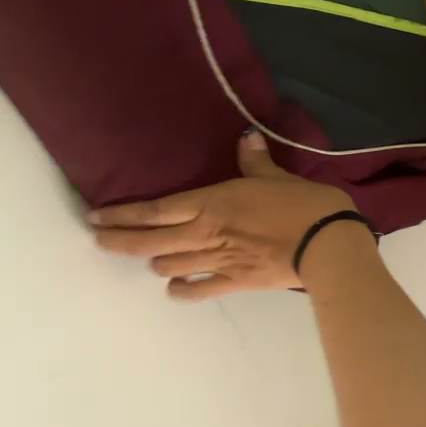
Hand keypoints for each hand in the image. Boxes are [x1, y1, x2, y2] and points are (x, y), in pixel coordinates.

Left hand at [90, 132, 365, 299]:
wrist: (329, 245)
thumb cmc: (308, 205)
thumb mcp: (282, 178)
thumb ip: (257, 162)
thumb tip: (246, 136)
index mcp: (213, 204)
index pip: (153, 210)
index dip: (121, 214)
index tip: (96, 217)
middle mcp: (204, 233)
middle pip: (147, 241)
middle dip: (118, 241)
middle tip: (102, 239)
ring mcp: (218, 261)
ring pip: (167, 265)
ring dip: (154, 262)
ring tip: (153, 258)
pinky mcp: (236, 281)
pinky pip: (197, 290)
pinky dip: (182, 289)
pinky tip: (178, 286)